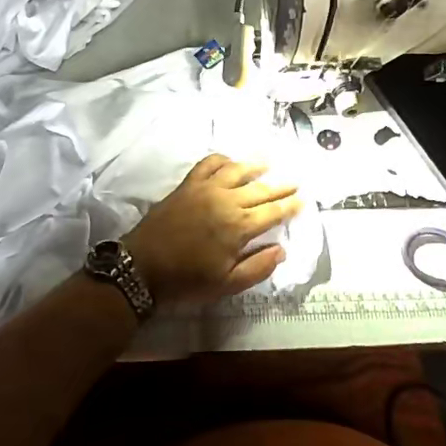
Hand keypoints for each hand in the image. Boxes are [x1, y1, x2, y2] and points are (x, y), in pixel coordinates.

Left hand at [122, 154, 303, 307]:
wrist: (141, 268)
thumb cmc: (186, 280)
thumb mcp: (226, 285)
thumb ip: (258, 268)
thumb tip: (281, 249)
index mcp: (239, 227)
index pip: (273, 212)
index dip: (290, 206)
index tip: (304, 200)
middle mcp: (226, 201)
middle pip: (260, 189)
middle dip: (280, 186)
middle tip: (295, 182)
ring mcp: (206, 189)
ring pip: (237, 171)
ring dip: (255, 167)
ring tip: (268, 164)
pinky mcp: (187, 185)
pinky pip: (208, 164)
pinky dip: (222, 160)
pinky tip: (230, 161)